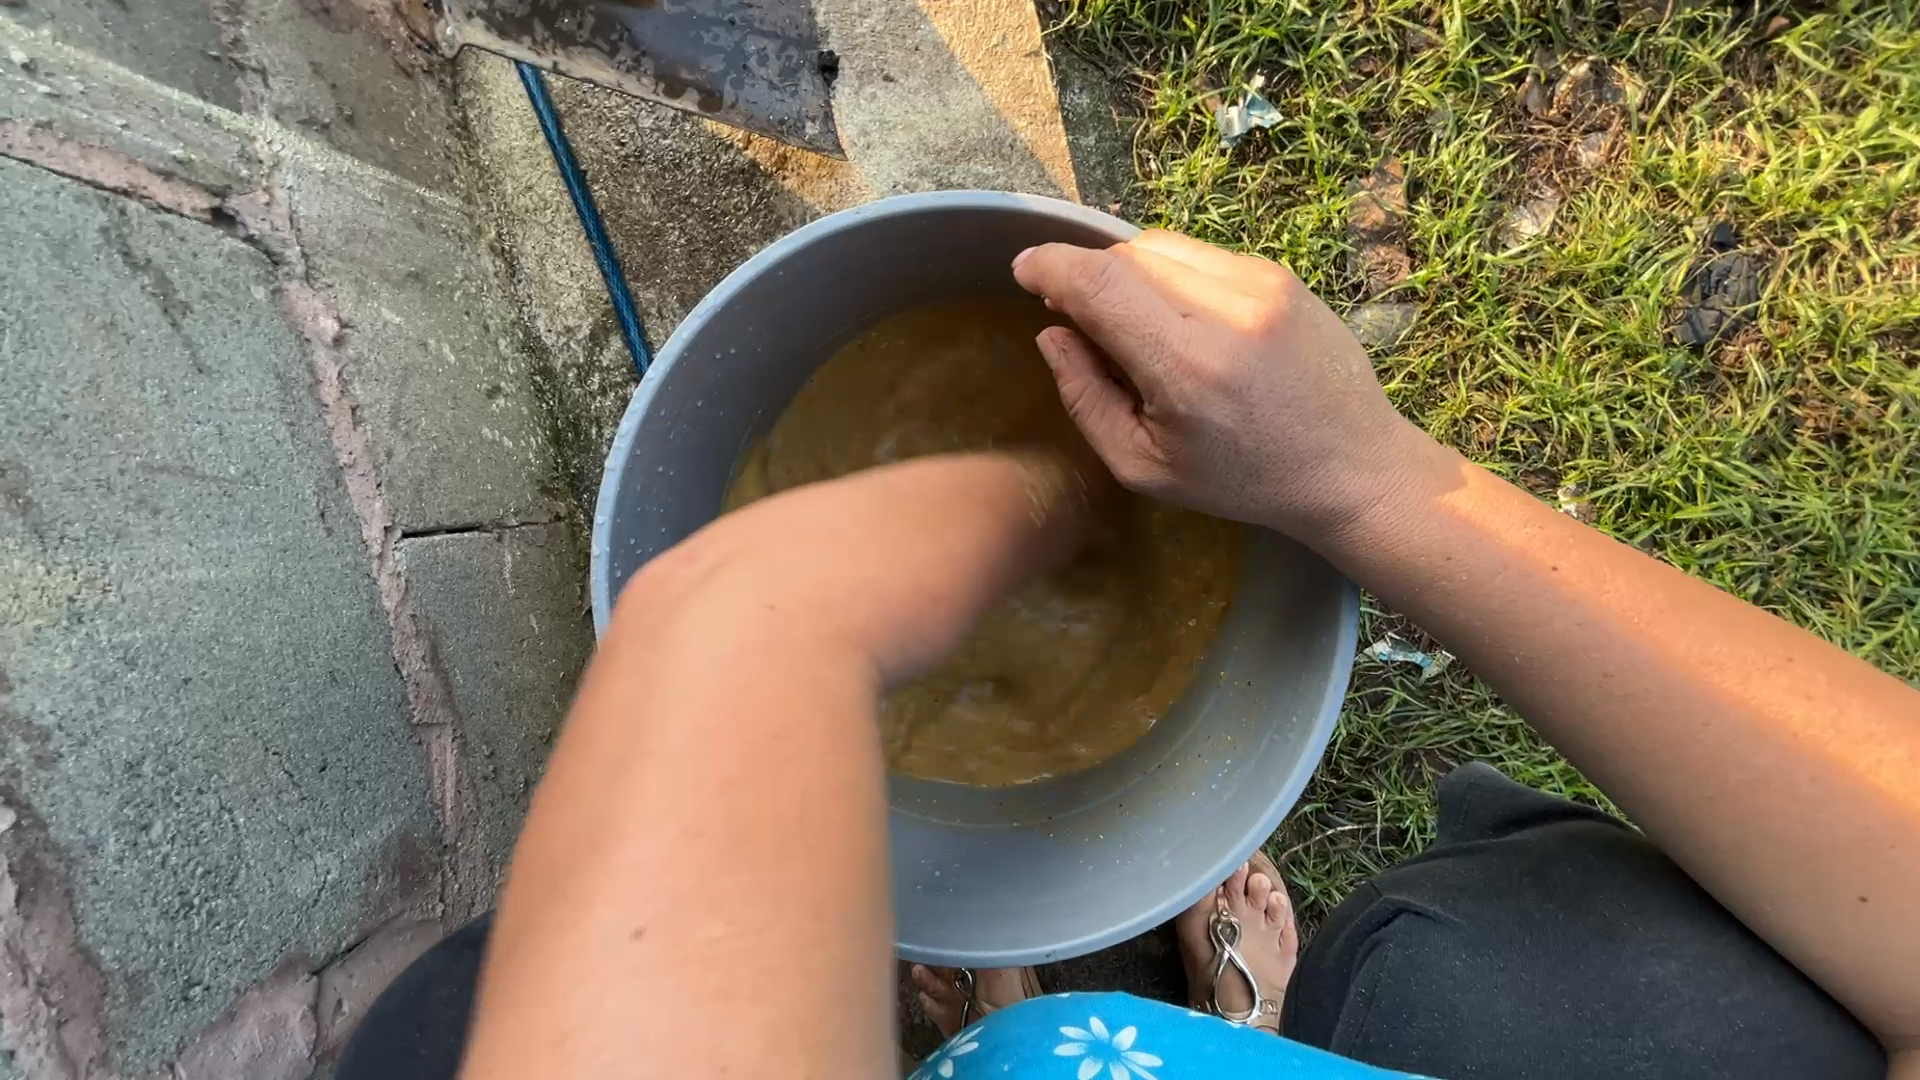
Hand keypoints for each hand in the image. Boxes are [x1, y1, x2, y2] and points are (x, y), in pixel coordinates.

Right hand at [1011, 230, 1420, 538]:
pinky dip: (1165, 276)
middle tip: (1070, 313)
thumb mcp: (1144, 465)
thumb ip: (1087, 399)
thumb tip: (1052, 336)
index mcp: (1186, 365)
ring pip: (1161, 246)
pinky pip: (1198, 255)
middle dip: (1084, 274)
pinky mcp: (1280, 273)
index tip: (1023, 271)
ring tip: (1124, 321)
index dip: (1050, 266)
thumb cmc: (1240, 479)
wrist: (1350, 464)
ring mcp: (1261, 281)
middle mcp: (1226, 307)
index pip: (1100, 283)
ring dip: (1124, 273)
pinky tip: (1173, 320)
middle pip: (1125, 255)